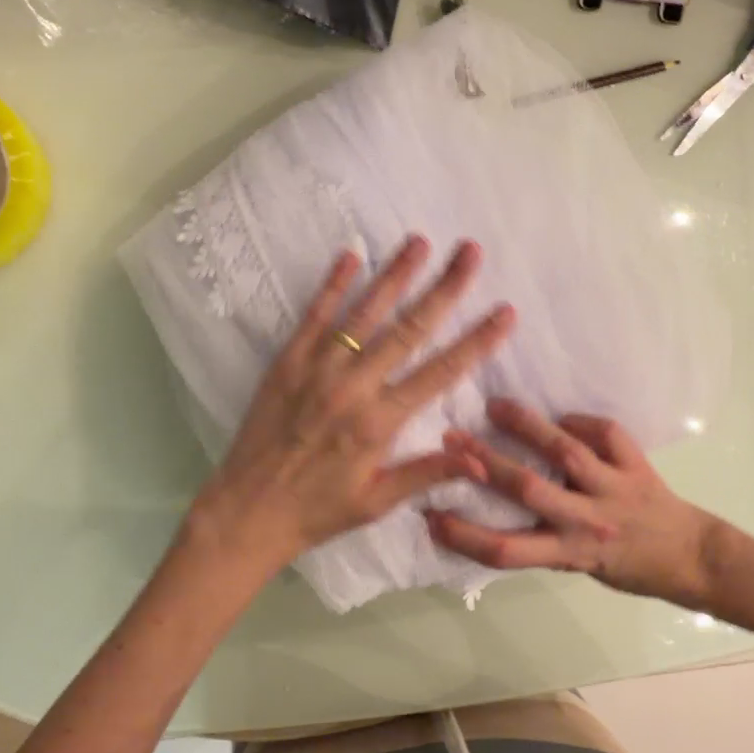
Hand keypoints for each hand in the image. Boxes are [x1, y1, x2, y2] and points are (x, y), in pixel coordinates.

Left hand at [181, 236, 513, 578]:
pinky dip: (332, 285)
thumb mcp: (377, 501)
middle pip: (408, 330)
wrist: (248, 509)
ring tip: (419, 241)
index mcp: (379, 423)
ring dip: (394, 275)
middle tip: (469, 252)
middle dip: (444, 289)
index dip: (476, 340)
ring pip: (364, 314)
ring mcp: (317, 370)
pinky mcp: (286, 362)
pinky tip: (350, 255)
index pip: (440, 372)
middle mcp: (352, 388)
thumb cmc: (318, 511)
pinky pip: (313, 317)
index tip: (505, 311)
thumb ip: (427, 473)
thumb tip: (481, 457)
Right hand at [426, 397, 722, 608]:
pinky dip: (580, 420)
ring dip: (525, 425)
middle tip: (450, 438)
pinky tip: (562, 417)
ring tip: (496, 406)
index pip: (505, 550)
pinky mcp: (637, 465)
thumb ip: (540, 540)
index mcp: (570, 553)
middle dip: (484, 462)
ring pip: (564, 451)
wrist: (692, 557)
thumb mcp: (577, 566)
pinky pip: (605, 434)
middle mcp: (589, 520)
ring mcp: (615, 488)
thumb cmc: (626, 567)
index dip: (463, 535)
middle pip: (527, 489)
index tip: (430, 514)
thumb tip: (492, 508)